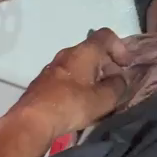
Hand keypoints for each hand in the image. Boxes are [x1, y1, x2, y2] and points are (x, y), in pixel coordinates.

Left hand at [0, 28, 132, 148]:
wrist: (31, 120)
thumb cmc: (71, 105)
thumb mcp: (104, 99)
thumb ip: (117, 86)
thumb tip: (119, 79)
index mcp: (84, 52)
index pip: (106, 35)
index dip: (120, 47)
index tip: (125, 66)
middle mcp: (67, 54)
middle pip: (92, 50)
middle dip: (107, 65)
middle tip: (115, 84)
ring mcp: (52, 67)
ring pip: (78, 64)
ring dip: (92, 76)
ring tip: (98, 96)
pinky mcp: (43, 82)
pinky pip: (67, 76)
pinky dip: (78, 84)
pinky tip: (79, 103)